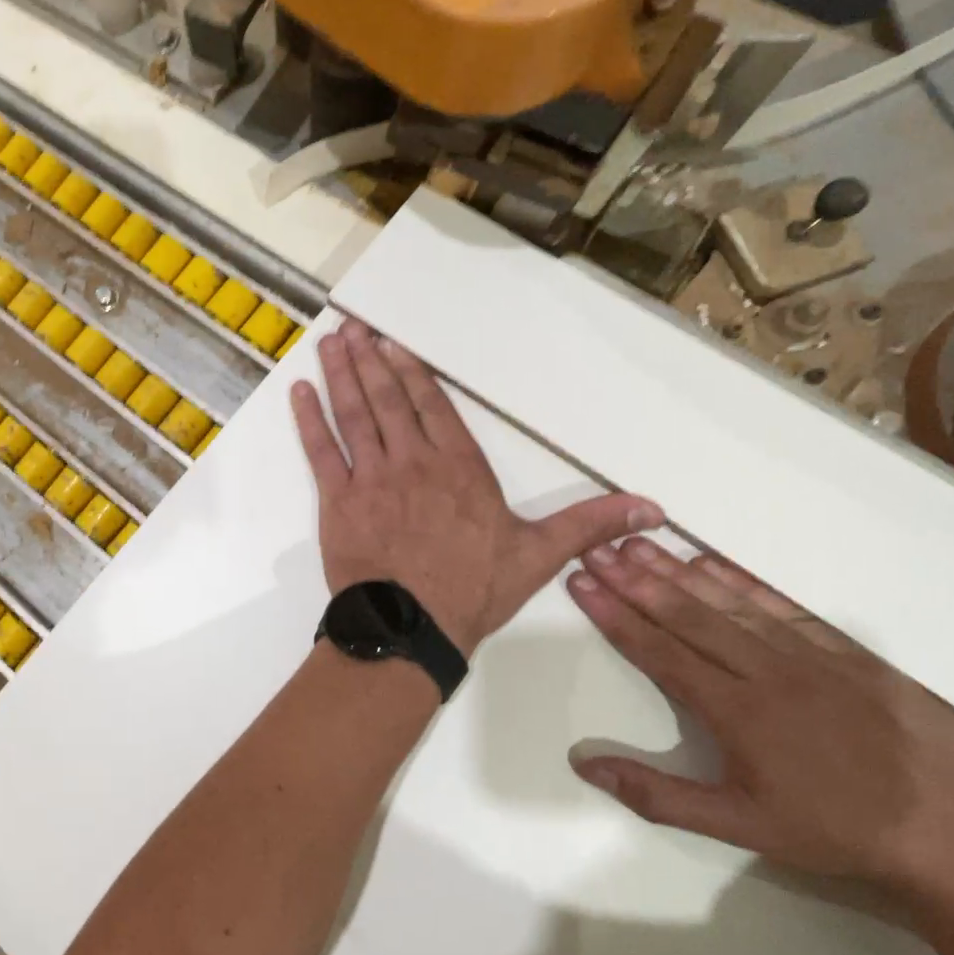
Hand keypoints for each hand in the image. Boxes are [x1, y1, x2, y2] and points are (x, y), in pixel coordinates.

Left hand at [292, 320, 662, 653]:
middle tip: (350, 328)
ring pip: (354, 415)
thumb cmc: (473, 590)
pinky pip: (320, 450)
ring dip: (340, 376)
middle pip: (387, 400)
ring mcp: (371, 478)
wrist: (411, 625)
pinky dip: (308, 419)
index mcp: (460, 467)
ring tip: (329, 343)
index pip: (432, 405)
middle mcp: (413, 461)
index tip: (391, 343)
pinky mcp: (338, 500)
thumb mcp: (539, 555)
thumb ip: (589, 524)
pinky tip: (299, 391)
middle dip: (369, 360)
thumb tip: (654, 508)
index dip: (410, 372)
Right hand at [568, 540, 953, 902]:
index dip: (614, 614)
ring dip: (680, 572)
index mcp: (737, 713)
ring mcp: (814, 659)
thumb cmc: (833, 830)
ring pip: (733, 605)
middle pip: (689, 617)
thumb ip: (657, 794)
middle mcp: (768, 674)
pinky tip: (713, 563)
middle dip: (635, 581)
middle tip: (596, 548)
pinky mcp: (852, 655)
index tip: (581, 581)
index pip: (659, 652)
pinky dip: (744, 582)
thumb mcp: (739, 827)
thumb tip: (583, 763)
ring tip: (639, 545)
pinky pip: (787, 608)